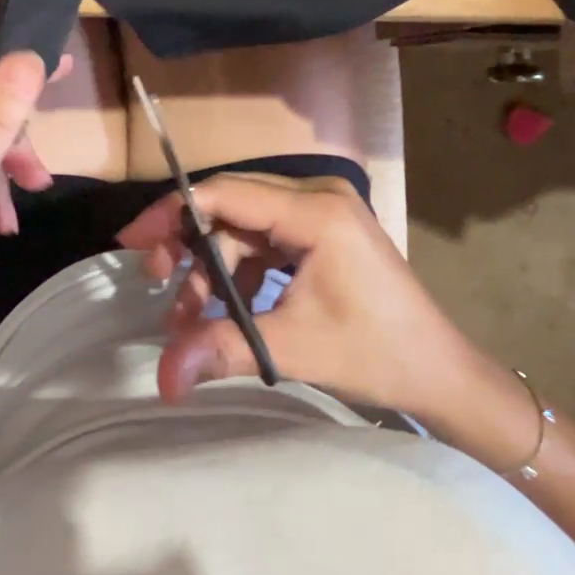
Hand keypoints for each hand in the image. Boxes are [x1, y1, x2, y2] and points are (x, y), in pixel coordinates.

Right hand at [117, 173, 489, 417]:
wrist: (443, 374)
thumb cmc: (377, 354)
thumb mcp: (293, 348)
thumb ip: (221, 349)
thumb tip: (162, 379)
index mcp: (315, 212)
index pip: (224, 195)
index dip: (172, 214)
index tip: (132, 242)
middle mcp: (317, 196)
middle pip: (229, 204)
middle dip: (187, 244)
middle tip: (156, 282)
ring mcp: (322, 211)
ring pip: (241, 224)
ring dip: (211, 265)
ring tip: (189, 314)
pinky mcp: (322, 231)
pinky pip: (262, 237)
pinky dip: (237, 270)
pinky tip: (224, 308)